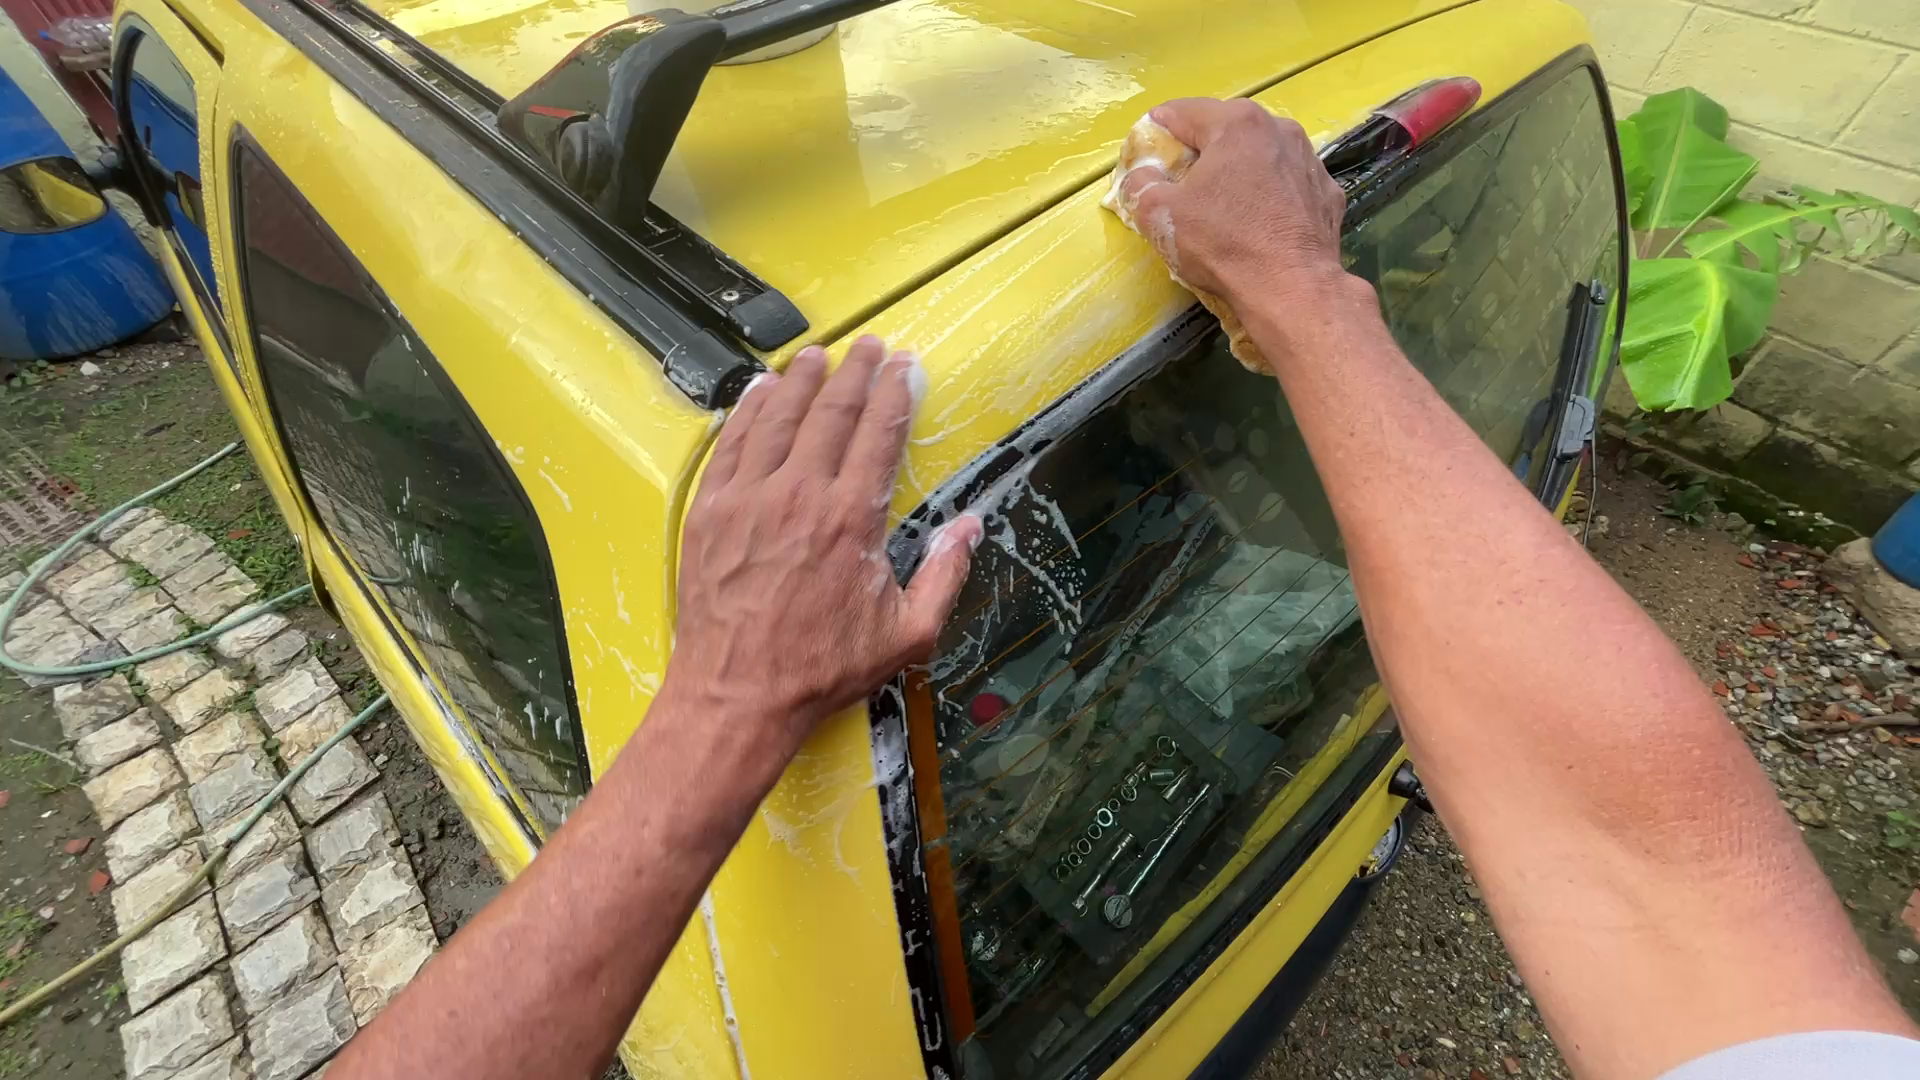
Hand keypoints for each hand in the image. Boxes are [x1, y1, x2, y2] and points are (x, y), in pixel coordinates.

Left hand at [664, 336, 982, 756]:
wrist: (737, 696)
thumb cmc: (823, 667)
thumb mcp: (907, 634)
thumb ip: (945, 574)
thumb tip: (971, 526)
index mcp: (851, 519)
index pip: (879, 434)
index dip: (895, 393)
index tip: (905, 366)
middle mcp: (799, 494)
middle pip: (831, 413)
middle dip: (855, 372)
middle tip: (869, 346)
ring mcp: (748, 498)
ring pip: (778, 418)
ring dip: (801, 379)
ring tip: (817, 353)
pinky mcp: (711, 511)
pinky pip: (732, 443)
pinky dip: (748, 410)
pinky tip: (759, 390)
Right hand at [1119, 98, 1348, 309]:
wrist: (1289, 285)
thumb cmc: (1221, 243)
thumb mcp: (1161, 216)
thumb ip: (1141, 187)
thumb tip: (1138, 176)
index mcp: (1234, 125)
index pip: (1184, 111)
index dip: (1158, 126)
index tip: (1146, 145)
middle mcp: (1277, 128)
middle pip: (1227, 129)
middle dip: (1201, 149)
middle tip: (1182, 178)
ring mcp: (1308, 158)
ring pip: (1261, 154)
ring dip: (1239, 170)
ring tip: (1224, 202)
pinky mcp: (1326, 191)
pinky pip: (1288, 184)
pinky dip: (1270, 195)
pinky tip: (1260, 222)